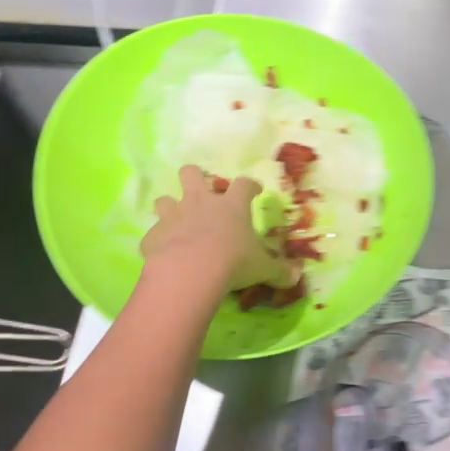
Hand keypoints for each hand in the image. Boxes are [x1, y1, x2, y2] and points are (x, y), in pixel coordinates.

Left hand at [140, 165, 300, 292]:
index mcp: (231, 205)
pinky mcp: (154, 236)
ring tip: (176, 220)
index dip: (250, 185)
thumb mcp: (263, 269)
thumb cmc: (234, 263)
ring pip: (165, 199)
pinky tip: (164, 252)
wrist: (191, 272)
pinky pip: (153, 235)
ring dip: (170, 207)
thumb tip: (296, 276)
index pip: (244, 185)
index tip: (254, 191)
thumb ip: (279, 271)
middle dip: (194, 177)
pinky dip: (158, 241)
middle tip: (200, 188)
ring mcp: (174, 216)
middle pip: (191, 174)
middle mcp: (200, 203)